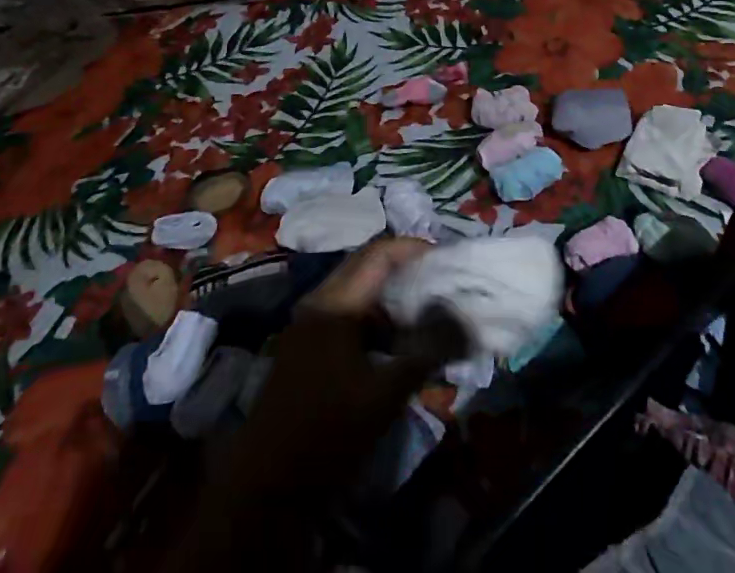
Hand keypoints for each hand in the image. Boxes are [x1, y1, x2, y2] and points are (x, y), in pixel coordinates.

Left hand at [167, 238, 451, 571]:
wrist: (268, 484)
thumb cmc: (329, 432)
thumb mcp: (386, 393)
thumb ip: (428, 351)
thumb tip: (466, 321)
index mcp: (335, 303)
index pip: (379, 254)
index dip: (415, 249)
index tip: (450, 260)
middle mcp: (319, 303)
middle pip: (366, 266)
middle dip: (407, 268)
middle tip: (444, 281)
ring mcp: (310, 324)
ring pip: (357, 292)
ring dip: (392, 295)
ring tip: (430, 308)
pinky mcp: (309, 346)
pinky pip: (348, 315)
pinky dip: (377, 318)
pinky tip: (400, 339)